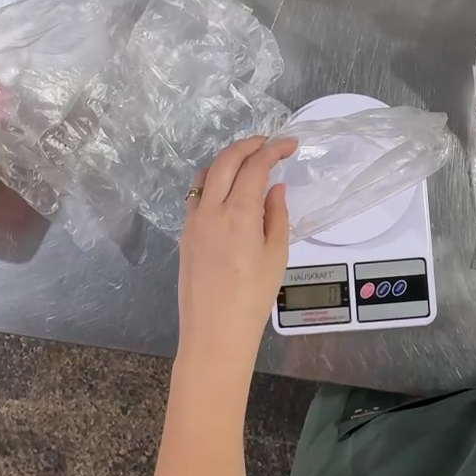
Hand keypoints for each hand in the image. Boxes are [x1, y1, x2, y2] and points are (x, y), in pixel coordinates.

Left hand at [177, 135, 297, 365]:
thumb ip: (277, 215)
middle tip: (269, 142)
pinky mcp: (185, 234)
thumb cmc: (252, 298)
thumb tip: (275, 188)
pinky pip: (196, 194)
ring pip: (205, 174)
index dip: (274, 149)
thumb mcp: (276, 255)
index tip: (290, 143)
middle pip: (226, 160)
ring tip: (248, 159)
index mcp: (239, 214)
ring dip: (227, 159)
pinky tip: (228, 188)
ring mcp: (193, 221)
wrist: (214, 333)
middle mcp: (211, 211)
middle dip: (248, 145)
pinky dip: (213, 179)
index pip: (256, 166)